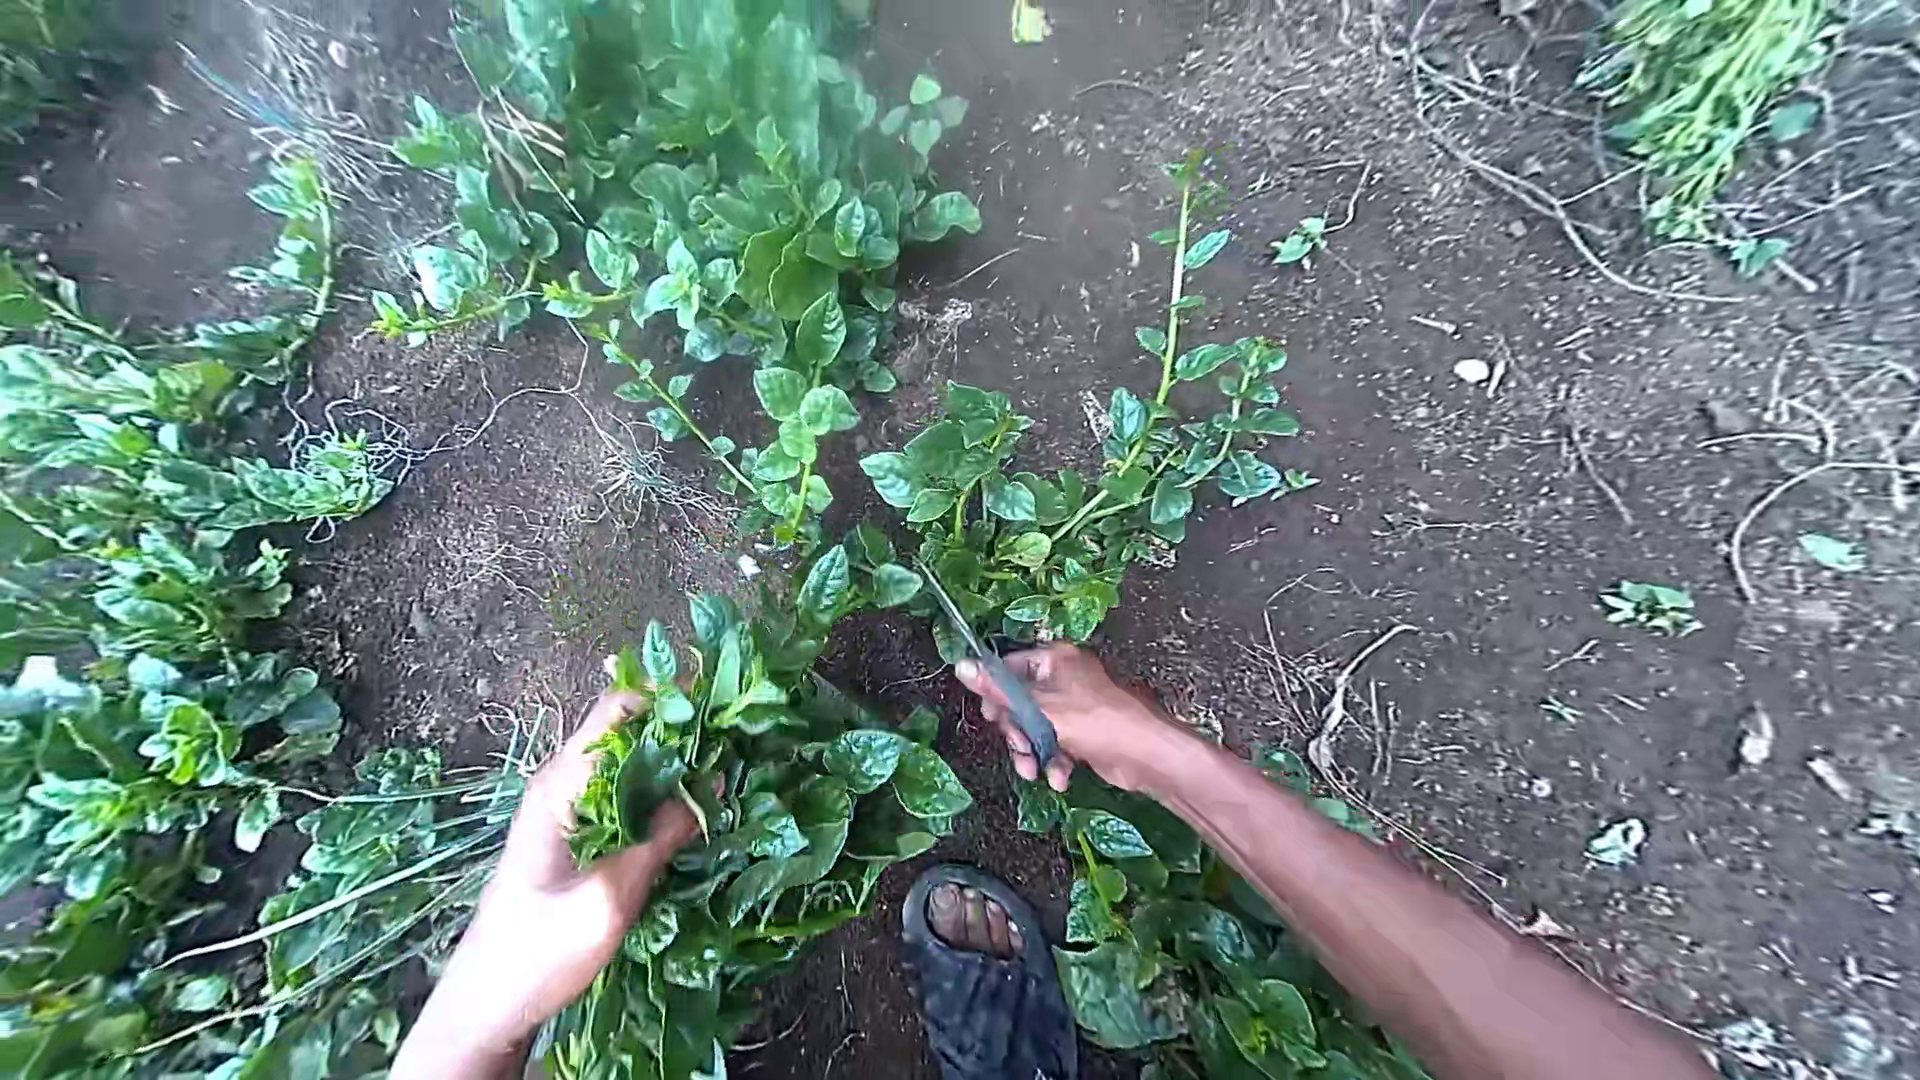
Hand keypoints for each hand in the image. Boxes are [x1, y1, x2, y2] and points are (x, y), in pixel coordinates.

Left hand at [392, 691, 699, 1079]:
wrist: (484, 1011)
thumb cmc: (539, 952)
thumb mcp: (610, 897)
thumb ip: (662, 835)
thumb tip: (714, 783)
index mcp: (563, 785)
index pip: (617, 709)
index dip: (668, 695)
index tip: (715, 704)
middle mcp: (566, 782)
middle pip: (630, 728)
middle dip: (680, 724)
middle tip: (728, 736)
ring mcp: (572, 805)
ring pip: (633, 758)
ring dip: (675, 756)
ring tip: (721, 765)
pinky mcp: (582, 828)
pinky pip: (629, 787)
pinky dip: (664, 783)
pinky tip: (693, 801)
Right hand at [955, 643, 1195, 793]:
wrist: (1147, 756)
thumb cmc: (1095, 722)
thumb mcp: (1040, 707)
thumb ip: (999, 691)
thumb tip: (960, 666)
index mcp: (1053, 659)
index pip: (1007, 668)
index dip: (996, 695)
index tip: (993, 719)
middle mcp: (1062, 676)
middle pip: (1020, 702)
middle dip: (1018, 733)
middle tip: (1020, 749)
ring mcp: (1073, 703)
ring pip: (1035, 726)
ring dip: (1033, 752)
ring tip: (1036, 772)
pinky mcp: (1082, 729)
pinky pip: (1055, 740)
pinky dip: (1053, 759)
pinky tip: (1060, 777)